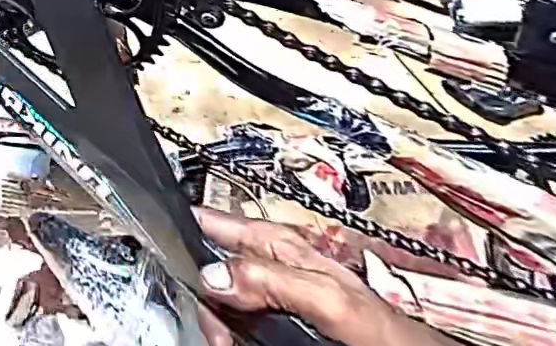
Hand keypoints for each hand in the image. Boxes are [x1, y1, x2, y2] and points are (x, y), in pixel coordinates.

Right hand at [191, 207, 449, 345]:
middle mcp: (271, 264)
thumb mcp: (327, 297)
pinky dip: (230, 334)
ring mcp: (275, 297)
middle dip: (205, 294)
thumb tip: (212, 274)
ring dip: (217, 321)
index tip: (169, 252)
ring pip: (223, 300)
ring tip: (223, 339)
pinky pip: (240, 326)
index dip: (189, 228)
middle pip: (213, 267)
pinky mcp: (278, 326)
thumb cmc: (386, 331)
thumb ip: (269, 278)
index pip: (217, 221)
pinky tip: (230, 341)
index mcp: (278, 243)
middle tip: (213, 326)